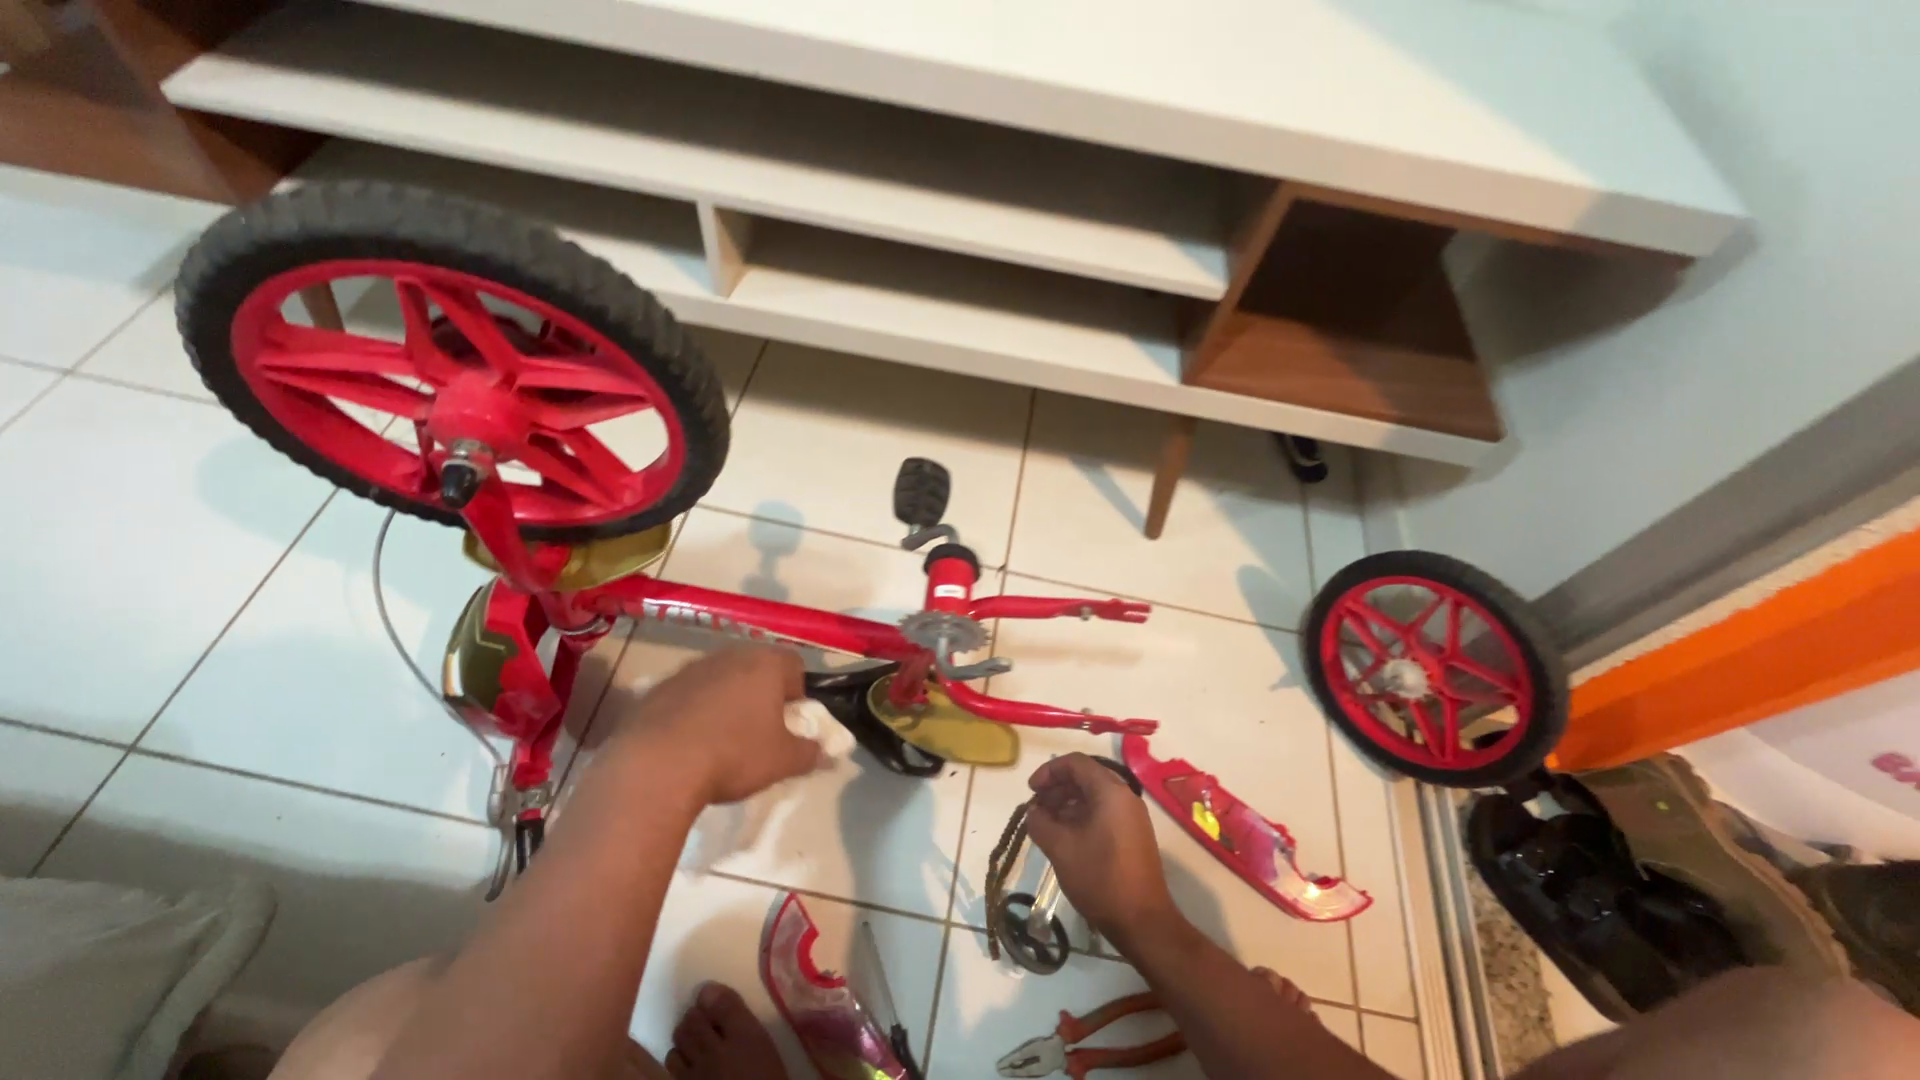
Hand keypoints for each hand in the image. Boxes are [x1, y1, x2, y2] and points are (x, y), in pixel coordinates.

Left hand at [610, 647, 825, 805]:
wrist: (656, 766)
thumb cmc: (733, 755)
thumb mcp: (783, 761)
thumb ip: (810, 753)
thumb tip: (826, 753)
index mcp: (765, 664)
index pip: (794, 664)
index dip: (798, 692)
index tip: (790, 722)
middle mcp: (728, 656)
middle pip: (755, 668)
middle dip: (761, 694)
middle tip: (760, 730)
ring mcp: (689, 669)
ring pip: (720, 679)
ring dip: (726, 701)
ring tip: (722, 738)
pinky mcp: (658, 688)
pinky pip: (688, 695)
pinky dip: (694, 712)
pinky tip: (690, 743)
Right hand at [1024, 753, 1180, 945]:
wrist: (1142, 920)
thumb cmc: (1100, 878)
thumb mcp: (1060, 848)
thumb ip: (1040, 823)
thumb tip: (1033, 812)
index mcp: (1110, 792)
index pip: (1076, 763)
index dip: (1049, 771)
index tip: (1030, 791)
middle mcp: (1125, 797)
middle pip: (1086, 777)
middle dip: (1057, 788)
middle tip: (1036, 808)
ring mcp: (1132, 817)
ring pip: (1095, 796)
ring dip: (1068, 803)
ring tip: (1046, 824)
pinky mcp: (1133, 835)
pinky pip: (1104, 813)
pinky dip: (1081, 816)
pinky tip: (1065, 837)